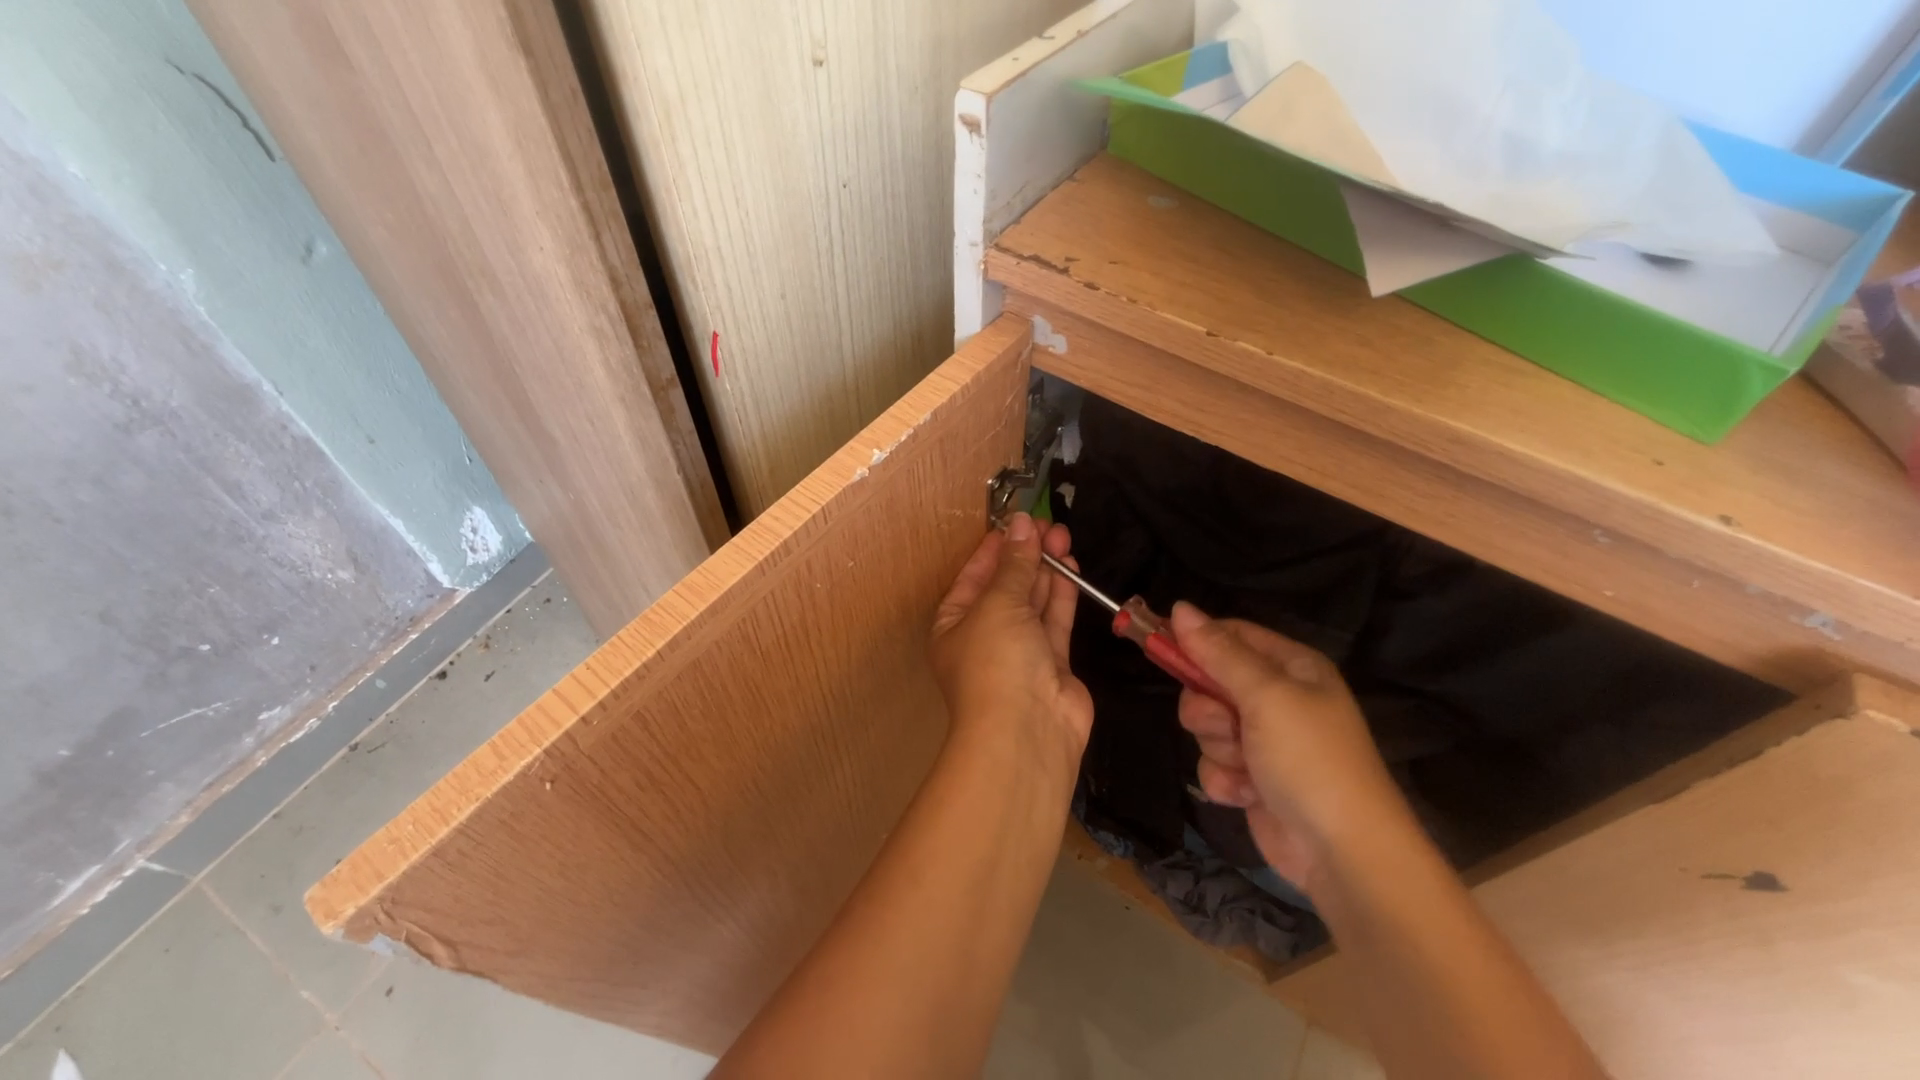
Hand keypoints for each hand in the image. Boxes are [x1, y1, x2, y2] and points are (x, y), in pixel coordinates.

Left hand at [929, 513, 1092, 779]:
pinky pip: (1055, 621)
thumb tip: (1022, 522)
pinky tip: (1071, 567)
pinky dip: (1062, 595)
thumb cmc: (995, 661)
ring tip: (1063, 536)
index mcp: (953, 625)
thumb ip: (1015, 565)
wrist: (1027, 731)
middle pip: (1005, 587)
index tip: (1017, 521)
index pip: (972, 577)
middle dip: (1025, 555)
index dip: (994, 549)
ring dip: (1046, 570)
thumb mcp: (998, 604)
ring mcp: (1019, 652)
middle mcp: (983, 637)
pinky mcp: (1052, 664)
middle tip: (1048, 525)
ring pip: (1033, 602)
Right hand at [1169, 603, 1415, 894]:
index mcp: (1291, 667)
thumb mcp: (1266, 696)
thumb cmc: (1310, 759)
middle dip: (1208, 708)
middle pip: (1208, 682)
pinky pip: (1212, 764)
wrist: (1341, 850)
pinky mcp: (1251, 779)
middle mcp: (1277, 698)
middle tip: (1230, 725)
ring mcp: (1263, 741)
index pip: (1230, 635)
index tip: (1159, 646)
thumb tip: (1181, 607)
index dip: (1195, 640)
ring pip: (1205, 726)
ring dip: (1218, 749)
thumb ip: (1219, 653)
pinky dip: (1225, 780)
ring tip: (1248, 767)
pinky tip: (1249, 795)